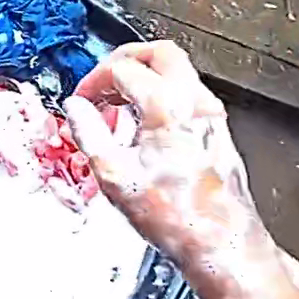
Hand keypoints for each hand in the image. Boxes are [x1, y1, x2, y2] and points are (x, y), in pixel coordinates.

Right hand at [64, 42, 262, 260]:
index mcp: (167, 107)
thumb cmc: (174, 217)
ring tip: (119, 105)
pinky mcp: (218, 131)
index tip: (82, 99)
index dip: (94, 80)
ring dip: (144, 78)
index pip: (122, 69)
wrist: (222, 246)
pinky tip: (143, 125)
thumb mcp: (113, 174)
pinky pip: (188, 94)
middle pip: (160, 52)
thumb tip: (76, 109)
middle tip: (103, 81)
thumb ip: (89, 132)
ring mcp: (212, 115)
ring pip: (178, 71)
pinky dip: (161, 95)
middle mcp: (196, 103)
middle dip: (125, 60)